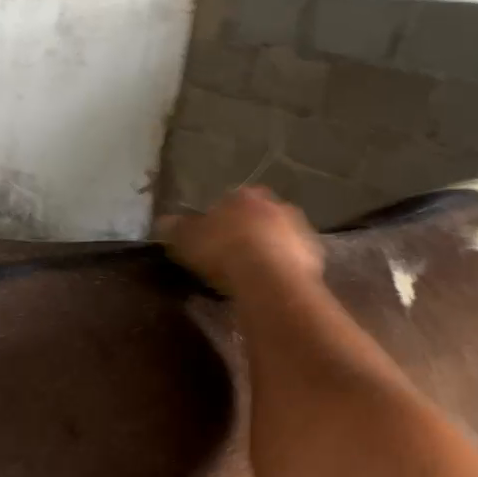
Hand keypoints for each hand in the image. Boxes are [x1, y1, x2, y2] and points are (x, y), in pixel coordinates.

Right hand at [159, 187, 324, 296]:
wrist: (269, 277)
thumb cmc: (223, 251)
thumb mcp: (186, 240)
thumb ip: (175, 228)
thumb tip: (163, 221)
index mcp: (243, 196)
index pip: (228, 200)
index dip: (217, 219)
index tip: (209, 237)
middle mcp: (275, 203)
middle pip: (256, 215)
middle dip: (245, 229)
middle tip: (229, 253)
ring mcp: (299, 227)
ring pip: (276, 234)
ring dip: (265, 246)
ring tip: (248, 270)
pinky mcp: (315, 252)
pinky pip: (291, 256)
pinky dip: (280, 264)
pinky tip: (267, 280)